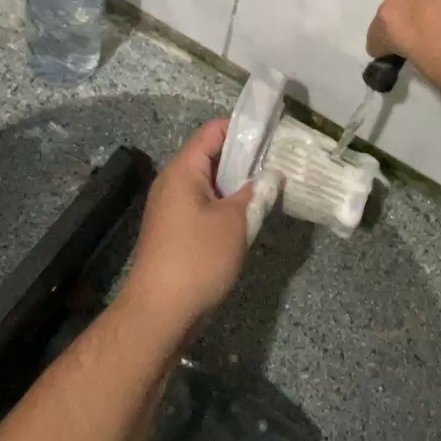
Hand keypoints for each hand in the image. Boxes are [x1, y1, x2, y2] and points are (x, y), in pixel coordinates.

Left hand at [122, 120, 280, 332]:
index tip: (274, 133)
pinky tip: (250, 216)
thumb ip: (256, 194)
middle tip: (280, 162)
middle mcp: (173, 182)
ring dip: (238, 184)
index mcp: (183, 170)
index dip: (243, 128)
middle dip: (245, 158)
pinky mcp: (176, 231)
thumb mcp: (235, 223)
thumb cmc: (197, 259)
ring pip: (210, 183)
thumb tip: (273, 175)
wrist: (159, 312)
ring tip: (272, 187)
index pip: (213, 132)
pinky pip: (205, 205)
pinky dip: (226, 205)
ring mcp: (172, 207)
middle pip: (211, 156)